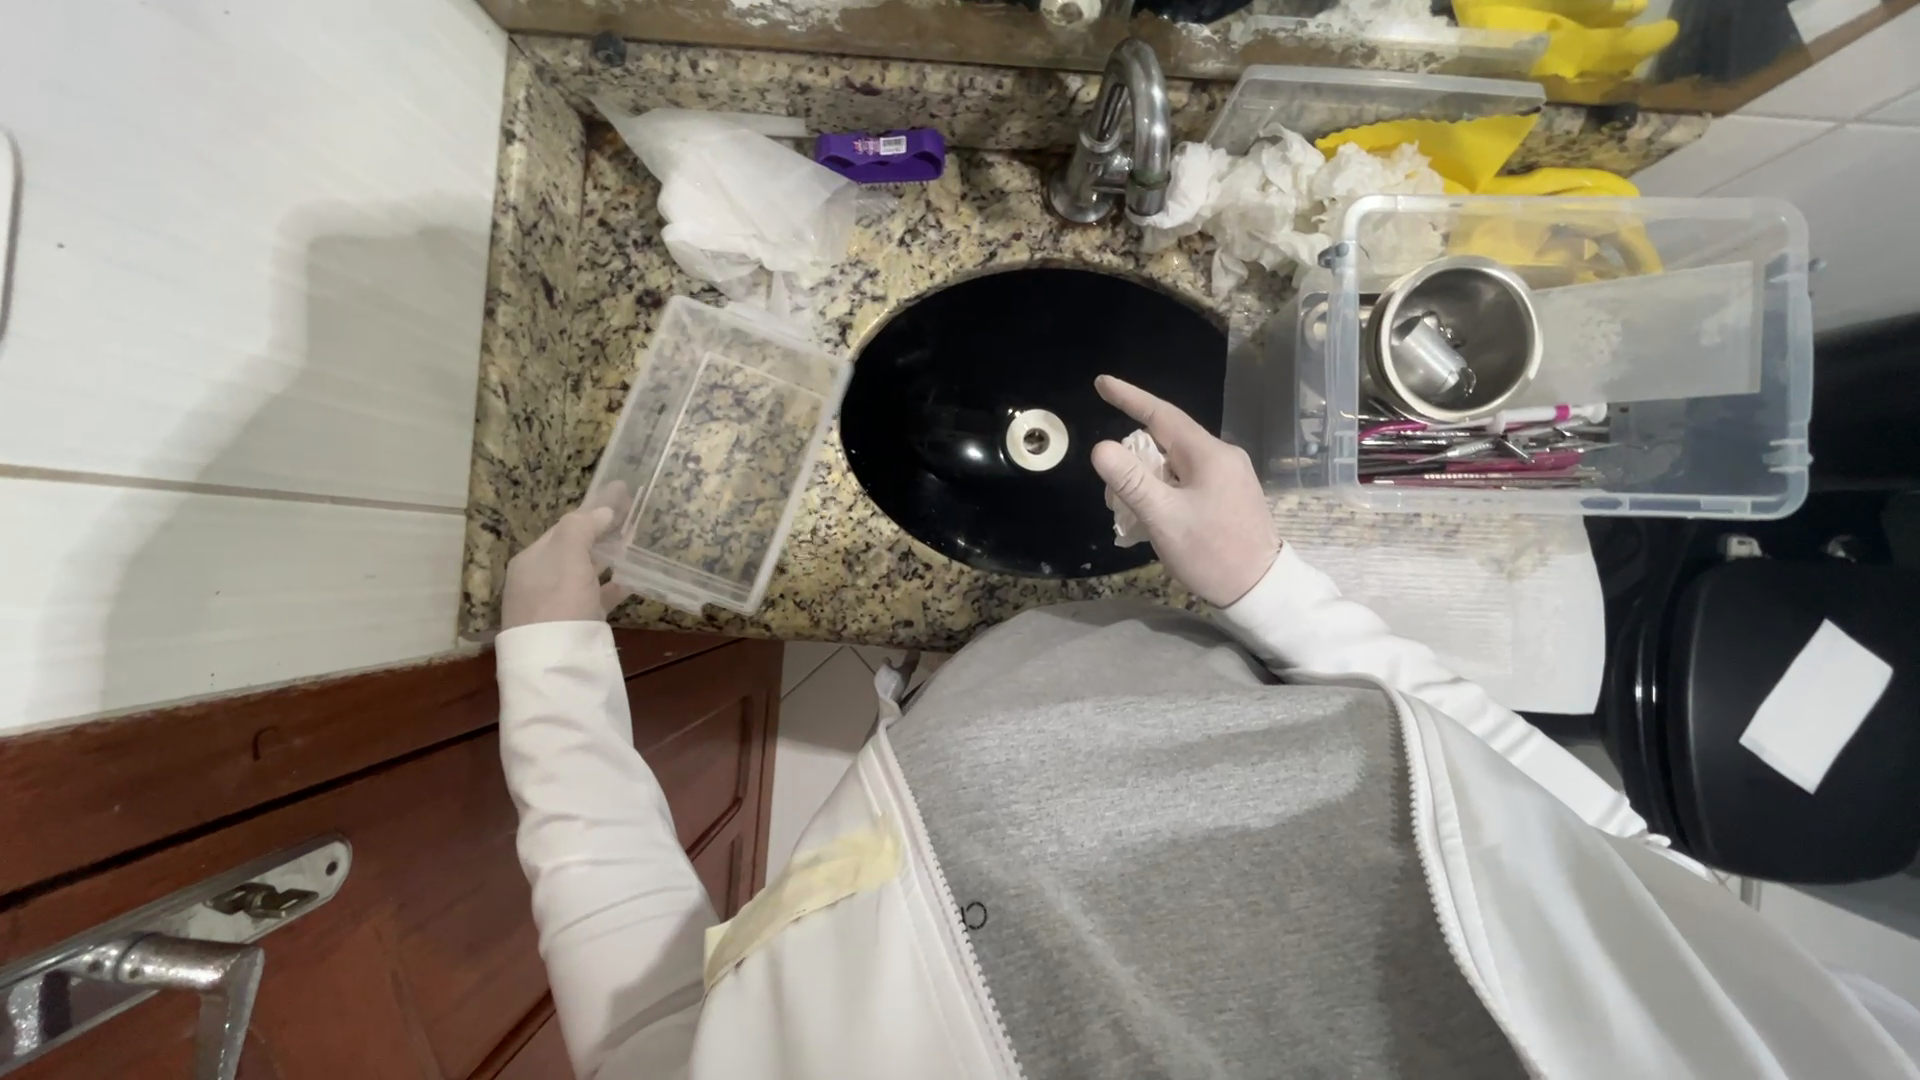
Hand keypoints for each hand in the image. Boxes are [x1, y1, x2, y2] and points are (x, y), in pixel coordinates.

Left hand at [502, 496, 633, 630]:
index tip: (621, 491)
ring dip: (606, 557)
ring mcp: (555, 602)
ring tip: (630, 545)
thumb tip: (602, 511)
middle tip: (629, 515)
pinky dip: (611, 586)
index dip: (594, 508)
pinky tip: (628, 583)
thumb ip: (583, 528)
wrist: (555, 659)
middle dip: (600, 530)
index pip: (566, 526)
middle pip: (574, 547)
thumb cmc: (559, 601)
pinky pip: (594, 597)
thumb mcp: (568, 556)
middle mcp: (539, 578)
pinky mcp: (573, 623)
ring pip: (584, 571)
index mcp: (532, 558)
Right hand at [1090, 375, 1279, 606]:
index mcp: (1208, 455)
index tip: (1102, 383)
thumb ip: (1131, 481)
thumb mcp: (1164, 518)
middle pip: (1167, 440)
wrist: (1261, 590)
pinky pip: (1188, 479)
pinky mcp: (1231, 495)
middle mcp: (1222, 457)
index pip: (1162, 414)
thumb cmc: (1211, 552)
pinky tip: (1156, 514)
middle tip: (1114, 486)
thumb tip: (1101, 448)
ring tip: (1132, 509)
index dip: (1130, 398)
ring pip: (1176, 463)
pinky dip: (1165, 489)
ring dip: (1149, 478)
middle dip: (1135, 456)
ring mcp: (1230, 476)